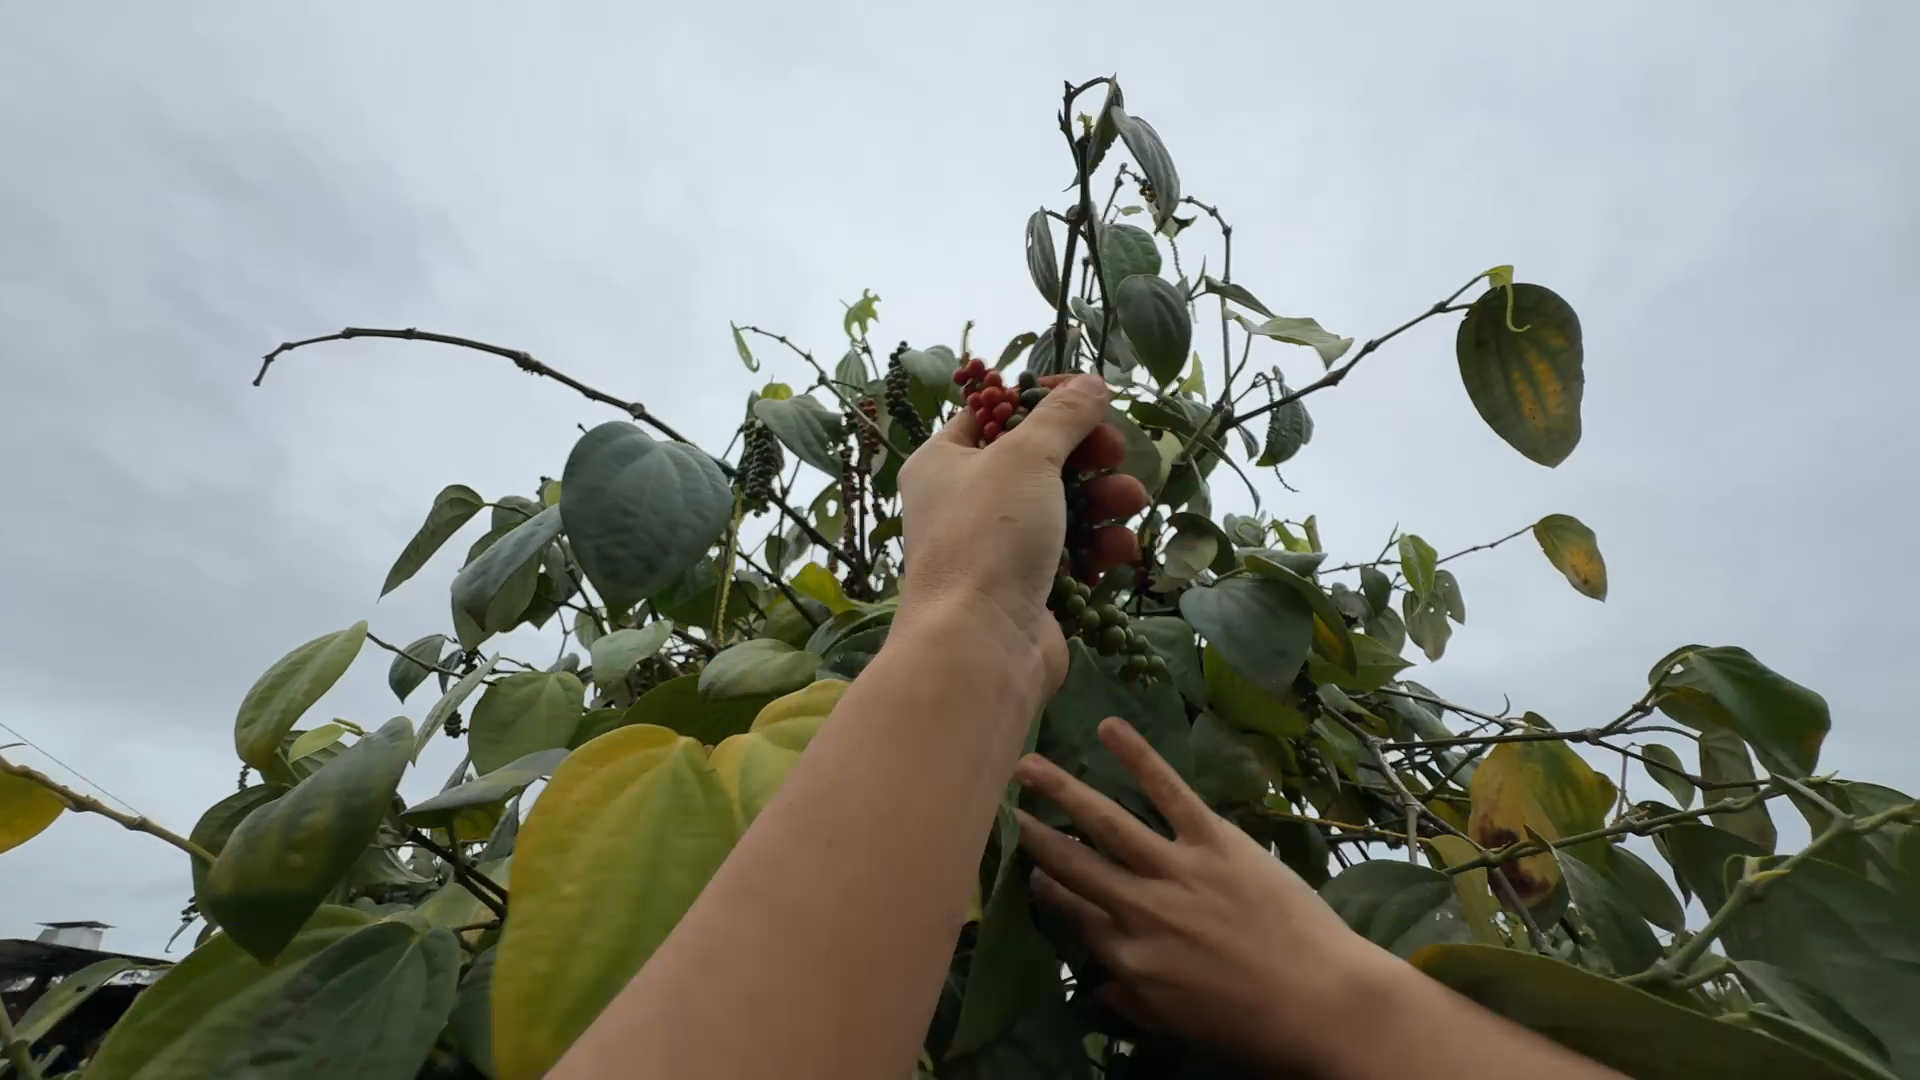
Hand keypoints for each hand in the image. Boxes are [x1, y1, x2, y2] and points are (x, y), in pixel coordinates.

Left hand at [894, 374, 1147, 691]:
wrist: (981, 642)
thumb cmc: (989, 534)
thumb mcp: (1026, 456)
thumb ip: (1063, 415)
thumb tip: (1092, 382)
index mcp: (944, 462)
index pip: (992, 413)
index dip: (1039, 400)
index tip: (1086, 394)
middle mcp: (965, 502)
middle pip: (1038, 460)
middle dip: (1085, 455)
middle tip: (1114, 451)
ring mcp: (997, 548)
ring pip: (1062, 508)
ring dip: (1102, 500)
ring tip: (1130, 500)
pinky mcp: (1029, 587)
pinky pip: (1071, 554)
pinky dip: (1097, 548)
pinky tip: (1120, 550)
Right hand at [1013, 717, 1395, 1074]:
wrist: (1328, 1004)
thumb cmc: (1255, 1024)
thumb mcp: (1181, 1026)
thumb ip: (1130, 1004)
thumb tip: (1093, 987)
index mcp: (1130, 957)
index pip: (1072, 913)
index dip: (1045, 887)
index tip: (1022, 864)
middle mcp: (1140, 908)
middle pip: (1074, 864)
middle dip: (1033, 833)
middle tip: (1001, 804)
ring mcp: (1176, 869)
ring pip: (1106, 823)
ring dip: (1062, 790)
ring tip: (1026, 765)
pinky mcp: (1213, 839)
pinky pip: (1169, 791)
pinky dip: (1139, 757)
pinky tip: (1108, 728)